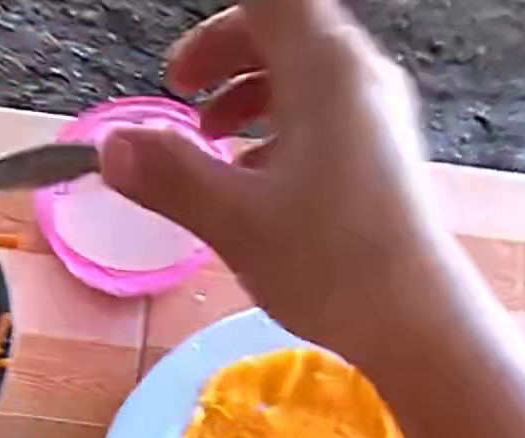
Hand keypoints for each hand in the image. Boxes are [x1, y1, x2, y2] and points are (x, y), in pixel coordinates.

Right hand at [100, 0, 454, 359]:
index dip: (214, 29)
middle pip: (285, 34)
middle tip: (181, 100)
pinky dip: (281, 139)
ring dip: (252, 103)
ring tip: (215, 147)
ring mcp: (377, 121)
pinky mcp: (382, 163)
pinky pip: (324, 125)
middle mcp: (358, 79)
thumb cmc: (326, 263)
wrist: (413, 320)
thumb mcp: (235, 222)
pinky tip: (259, 189)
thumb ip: (171, 177)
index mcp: (324, 68)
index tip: (177, 74)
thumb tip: (111, 148)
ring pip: (304, 84)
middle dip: (225, 60)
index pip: (267, 2)